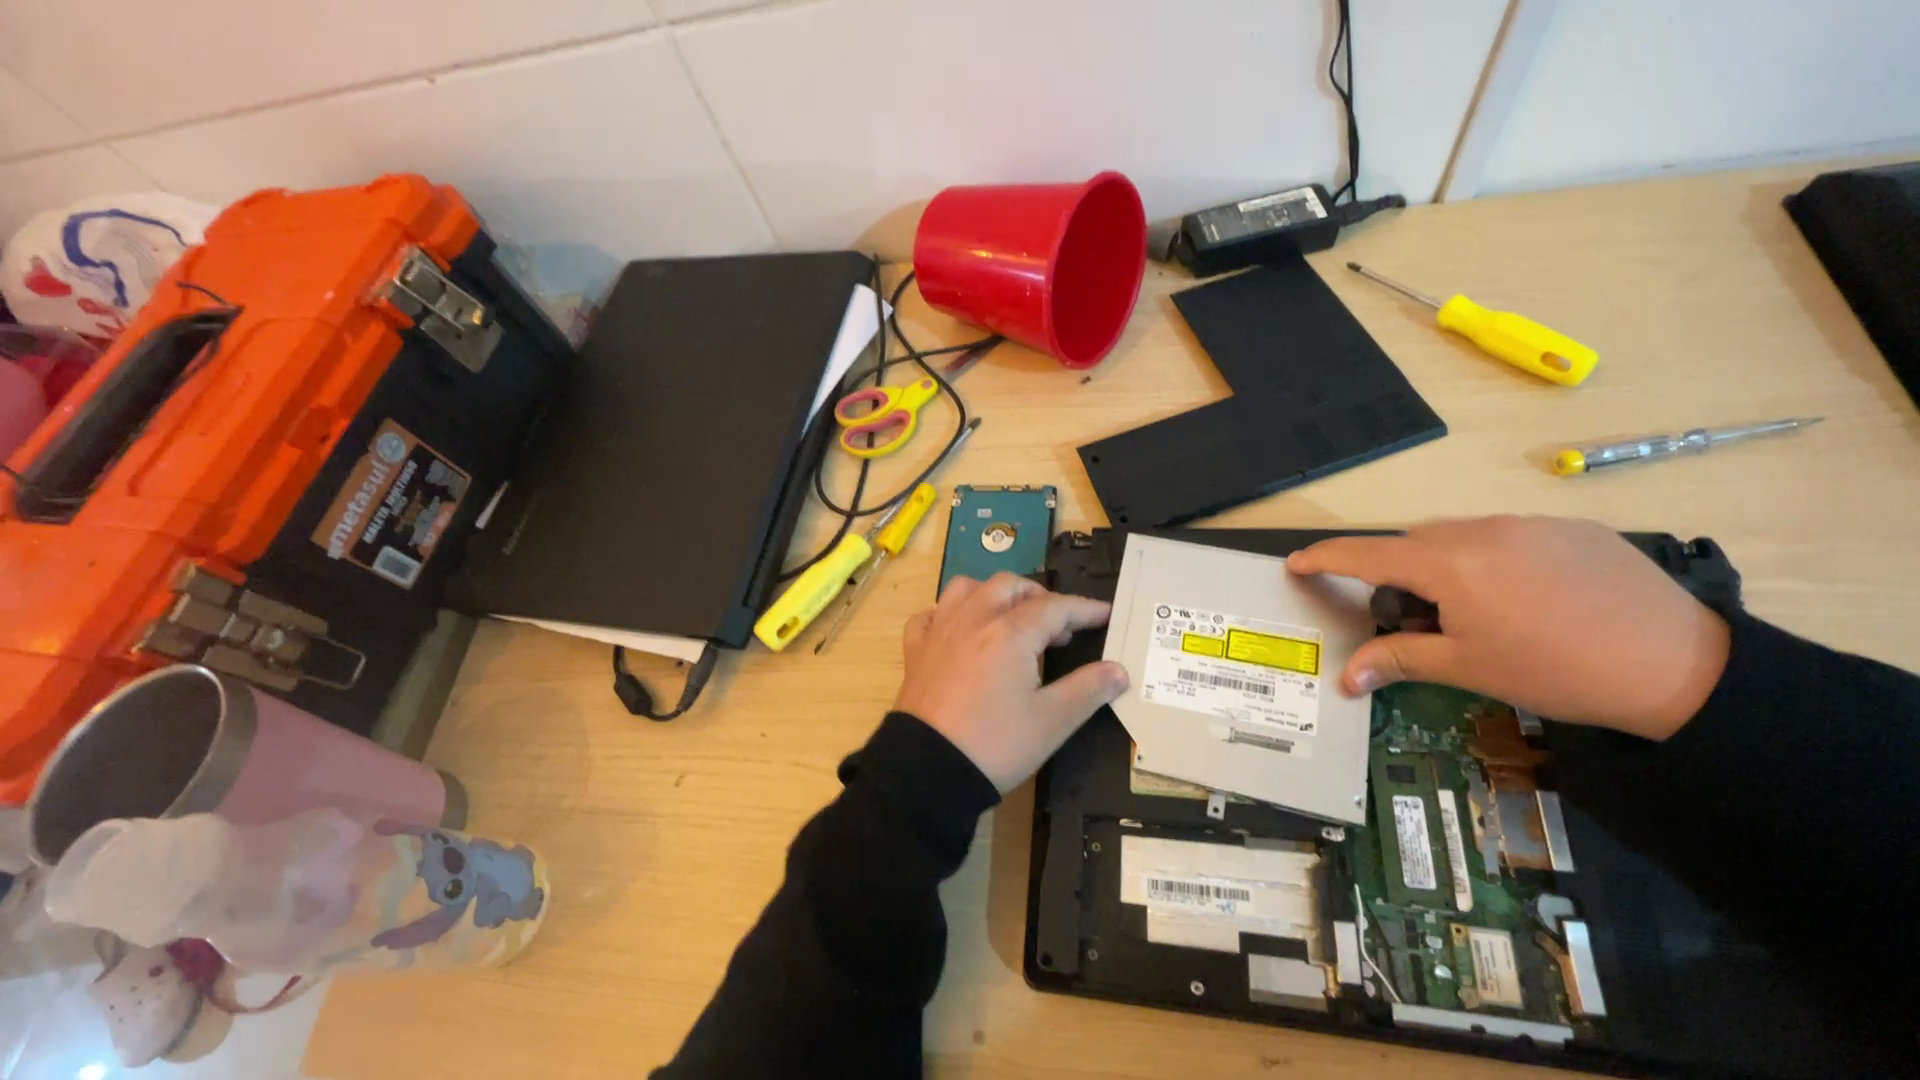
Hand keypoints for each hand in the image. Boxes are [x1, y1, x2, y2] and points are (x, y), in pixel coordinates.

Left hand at [896, 574, 1129, 791]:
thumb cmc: (996, 744)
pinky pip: (931, 614)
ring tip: (1010, 619)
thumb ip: (1088, 690)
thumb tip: (1119, 670)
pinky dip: (950, 613)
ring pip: (967, 589)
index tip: (1106, 615)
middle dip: (1039, 597)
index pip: (1055, 608)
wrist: (927, 769)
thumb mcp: (1052, 722)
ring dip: (994, 595)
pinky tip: (961, 632)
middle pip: (1009, 586)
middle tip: (1058, 629)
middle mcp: (973, 620)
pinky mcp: (915, 651)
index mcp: (1010, 633)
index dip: (1085, 609)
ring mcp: (940, 632)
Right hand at [1286, 516, 1730, 740]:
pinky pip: (1508, 536)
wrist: (1678, 664)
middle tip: (1413, 618)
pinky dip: (1492, 561)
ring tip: (1474, 614)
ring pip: (1462, 536)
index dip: (1326, 557)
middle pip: (1415, 541)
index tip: (1297, 563)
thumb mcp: (1468, 668)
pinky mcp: (1572, 528)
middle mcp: (1483, 528)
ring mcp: (1531, 523)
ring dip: (1446, 565)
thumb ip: (1400, 660)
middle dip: (1398, 572)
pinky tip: (1526, 600)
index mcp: (1449, 562)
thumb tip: (1346, 677)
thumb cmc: (1555, 670)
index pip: (1368, 553)